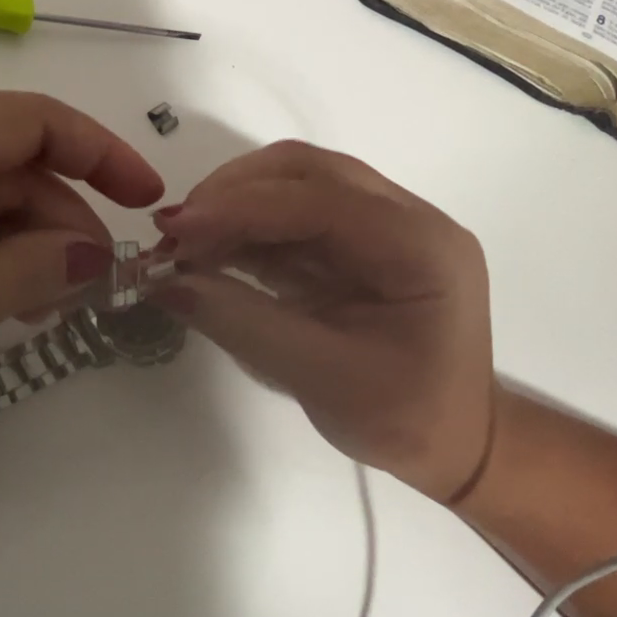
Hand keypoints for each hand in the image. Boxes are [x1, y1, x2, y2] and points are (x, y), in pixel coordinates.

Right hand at [152, 141, 494, 500]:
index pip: (320, 200)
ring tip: (176, 246)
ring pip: (290, 185)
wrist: (453, 445)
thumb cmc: (403, 419)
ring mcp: (376, 228)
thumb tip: (162, 283)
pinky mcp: (347, 246)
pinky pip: (283, 219)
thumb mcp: (320, 378)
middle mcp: (403, 219)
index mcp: (419, 247)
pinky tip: (200, 254)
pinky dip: (237, 231)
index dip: (240, 207)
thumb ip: (240, 322)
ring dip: (228, 208)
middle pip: (305, 171)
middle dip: (230, 193)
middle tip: (171, 232)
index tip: (173, 229)